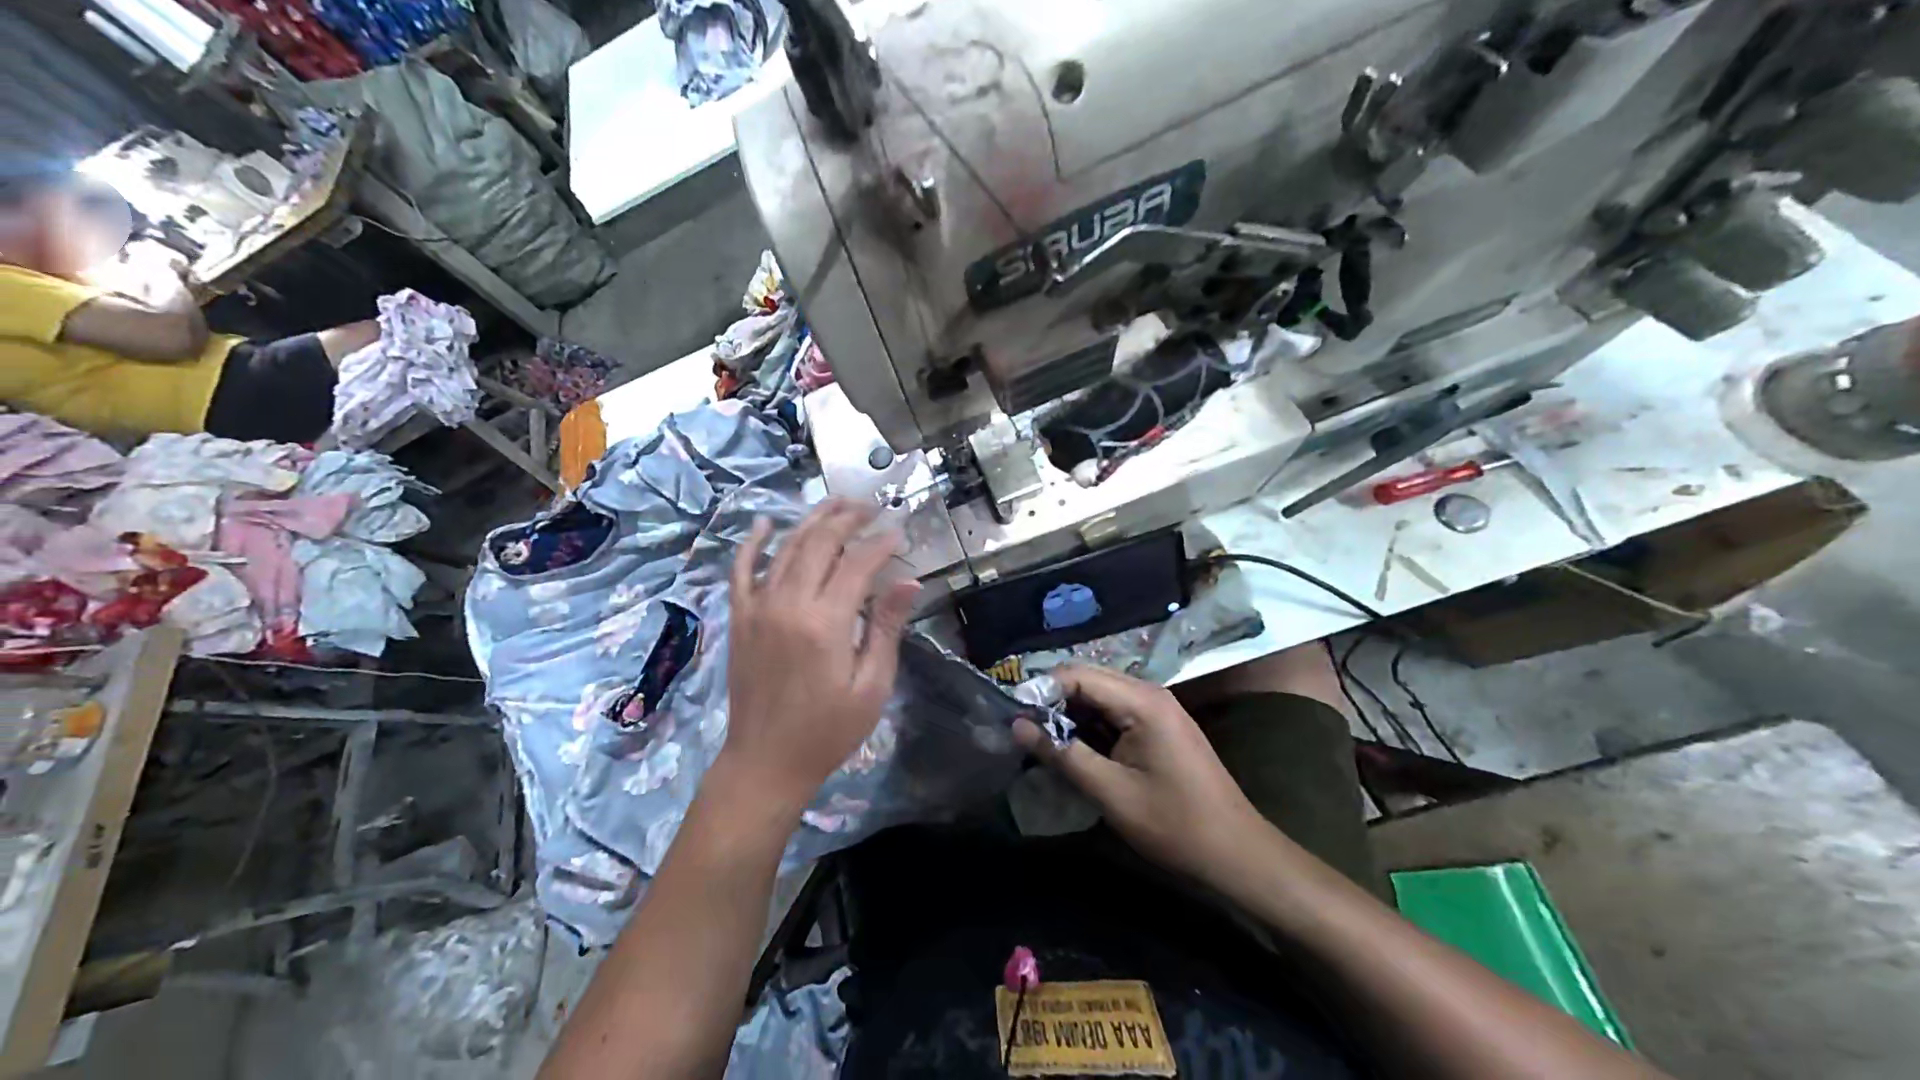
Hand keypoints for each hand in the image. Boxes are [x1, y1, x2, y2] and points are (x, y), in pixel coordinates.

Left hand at [721, 500, 919, 812]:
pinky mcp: (739, 618)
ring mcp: (757, 607)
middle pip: (819, 542)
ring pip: (785, 547)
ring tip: (837, 503)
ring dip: (812, 520)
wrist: (766, 762)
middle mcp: (788, 603)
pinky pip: (742, 570)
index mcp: (825, 623)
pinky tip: (766, 523)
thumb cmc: (828, 730)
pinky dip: (753, 543)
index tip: (900, 531)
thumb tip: (909, 582)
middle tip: (872, 507)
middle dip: (848, 518)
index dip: (882, 543)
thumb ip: (886, 628)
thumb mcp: (871, 686)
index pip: (858, 563)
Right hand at [1013, 665, 1271, 886]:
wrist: (1237, 853)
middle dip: (1052, 701)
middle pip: (1087, 681)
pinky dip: (1090, 727)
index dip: (1040, 691)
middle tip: (1020, 730)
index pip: (1076, 675)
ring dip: (1069, 715)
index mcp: (1142, 701)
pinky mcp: (1159, 727)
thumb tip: (1018, 725)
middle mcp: (1149, 693)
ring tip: (1038, 741)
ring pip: (1099, 697)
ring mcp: (1157, 709)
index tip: (1011, 715)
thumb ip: (1063, 754)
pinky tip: (1072, 750)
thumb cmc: (1175, 824)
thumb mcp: (1111, 792)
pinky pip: (1114, 713)